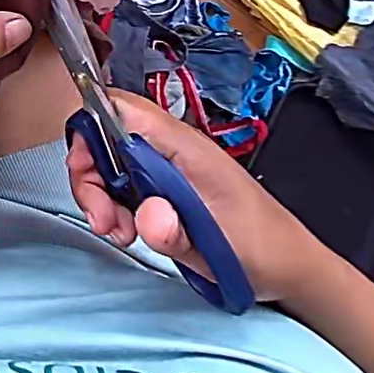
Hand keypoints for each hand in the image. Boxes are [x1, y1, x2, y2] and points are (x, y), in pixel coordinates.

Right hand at [67, 90, 344, 303]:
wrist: (289, 264)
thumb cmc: (261, 248)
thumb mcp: (219, 246)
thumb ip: (177, 232)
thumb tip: (144, 215)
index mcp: (185, 146)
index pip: (122, 109)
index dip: (91, 129)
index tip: (84, 172)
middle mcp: (172, 148)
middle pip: (107, 136)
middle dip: (92, 175)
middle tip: (103, 219)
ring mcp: (169, 166)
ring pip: (112, 161)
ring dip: (102, 195)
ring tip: (118, 231)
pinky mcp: (167, 185)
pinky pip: (127, 181)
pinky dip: (116, 204)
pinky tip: (129, 230)